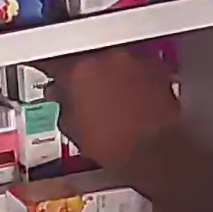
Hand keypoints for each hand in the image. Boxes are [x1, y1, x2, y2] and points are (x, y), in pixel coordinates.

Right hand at [45, 49, 181, 172]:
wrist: (152, 152)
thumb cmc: (112, 144)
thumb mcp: (72, 129)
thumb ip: (63, 106)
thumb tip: (62, 99)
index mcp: (78, 71)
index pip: (58, 67)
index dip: (56, 78)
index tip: (57, 84)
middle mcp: (106, 58)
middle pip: (89, 62)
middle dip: (86, 77)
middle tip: (86, 96)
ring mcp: (133, 61)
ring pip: (114, 63)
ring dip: (110, 77)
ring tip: (111, 100)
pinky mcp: (156, 69)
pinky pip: (137, 69)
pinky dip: (133, 79)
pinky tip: (131, 98)